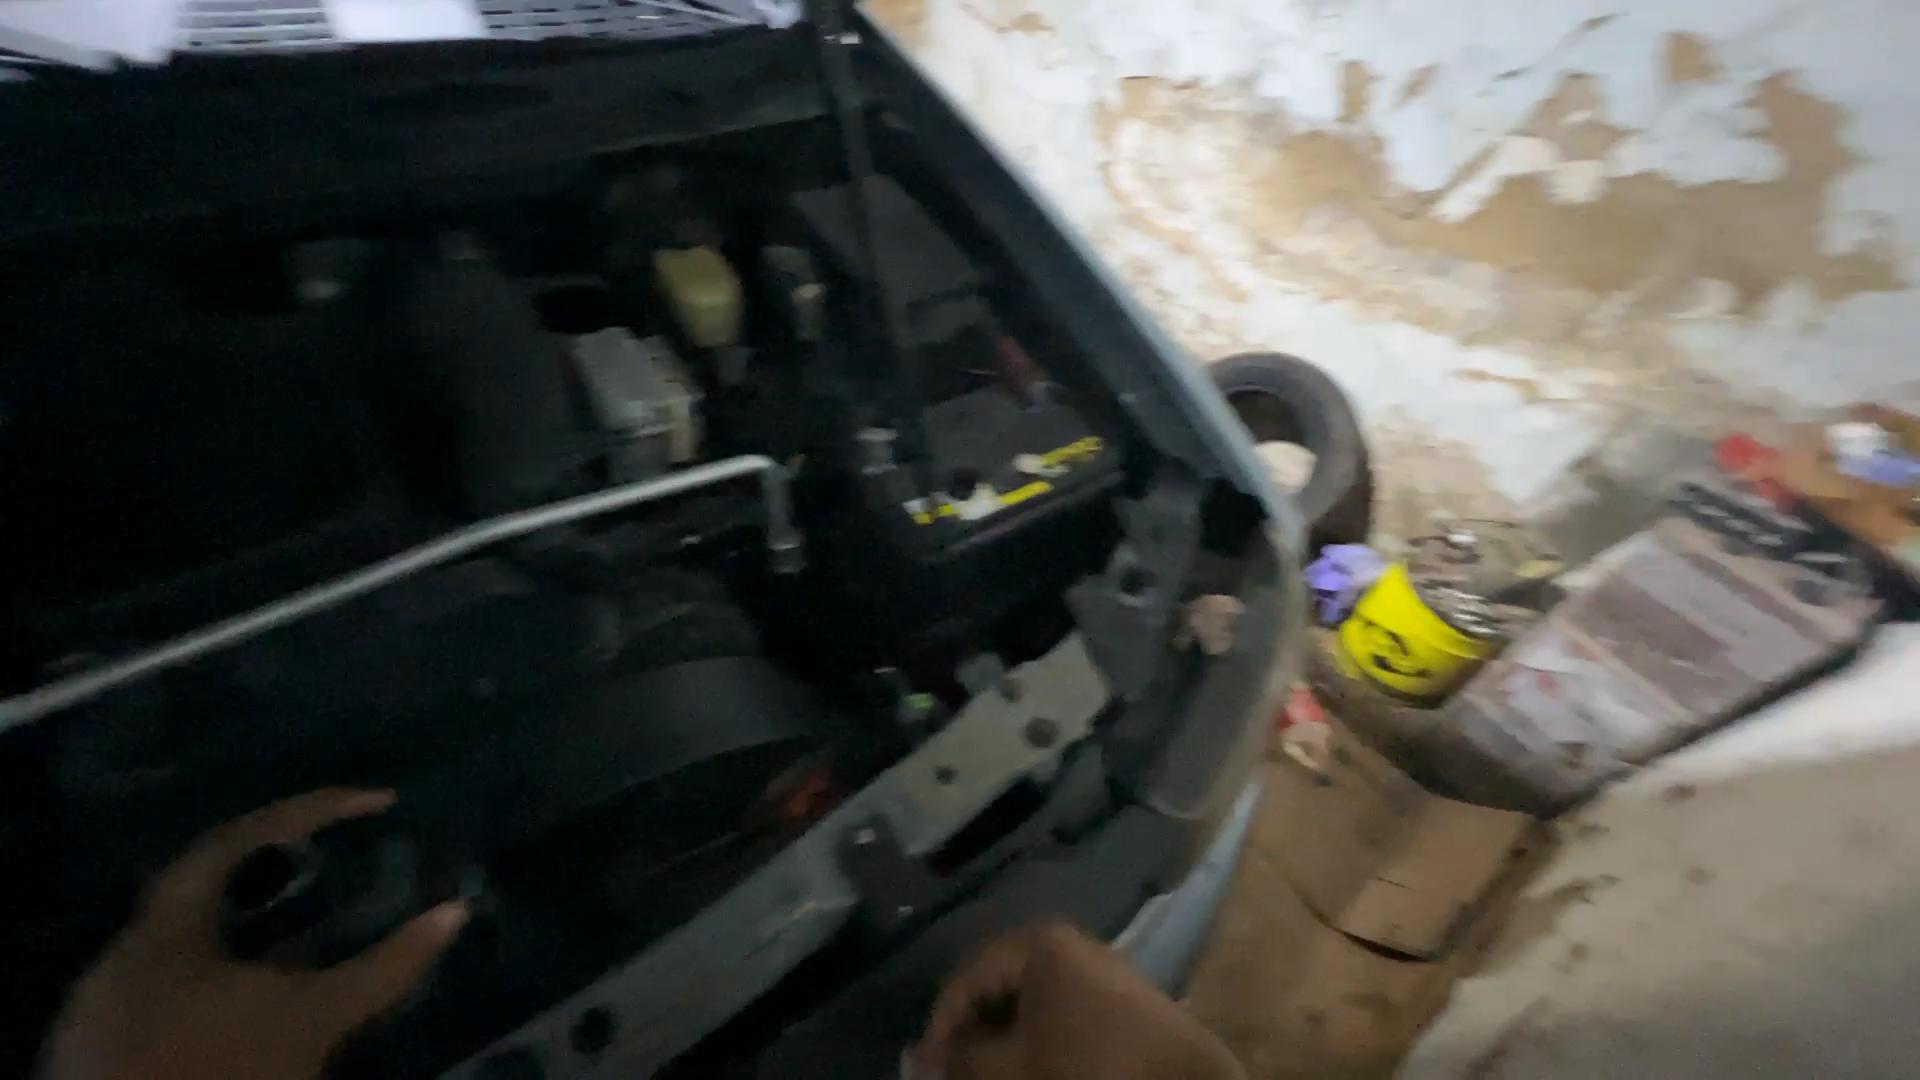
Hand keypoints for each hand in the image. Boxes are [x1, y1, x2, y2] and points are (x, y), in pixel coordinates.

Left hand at [38, 789, 468, 1079]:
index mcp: (159, 941)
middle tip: (351, 841)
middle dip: (288, 852)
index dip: (311, 809)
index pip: (234, 840)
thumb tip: (457, 911)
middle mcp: (122, 961)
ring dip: (268, 902)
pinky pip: (190, 964)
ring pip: (201, 924)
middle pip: (214, 876)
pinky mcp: (116, 1042)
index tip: (380, 803)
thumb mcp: (317, 1021)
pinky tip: (288, 964)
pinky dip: (246, 946)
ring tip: (331, 895)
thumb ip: (388, 964)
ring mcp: (110, 1007)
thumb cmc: (227, 1076)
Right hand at [909, 921, 1243, 1079]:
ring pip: (1028, 1001)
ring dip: (1002, 1038)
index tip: (925, 1071)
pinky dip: (1035, 1038)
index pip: (968, 977)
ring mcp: (1094, 967)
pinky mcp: (1117, 998)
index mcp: (1037, 943)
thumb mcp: (1014, 1069)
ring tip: (987, 1075)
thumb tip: (937, 1055)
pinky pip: (1058, 1011)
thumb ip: (966, 1058)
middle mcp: (1065, 942)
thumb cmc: (1090, 1070)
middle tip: (953, 1073)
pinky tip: (1028, 1066)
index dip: (940, 1027)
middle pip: (998, 985)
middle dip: (972, 1032)